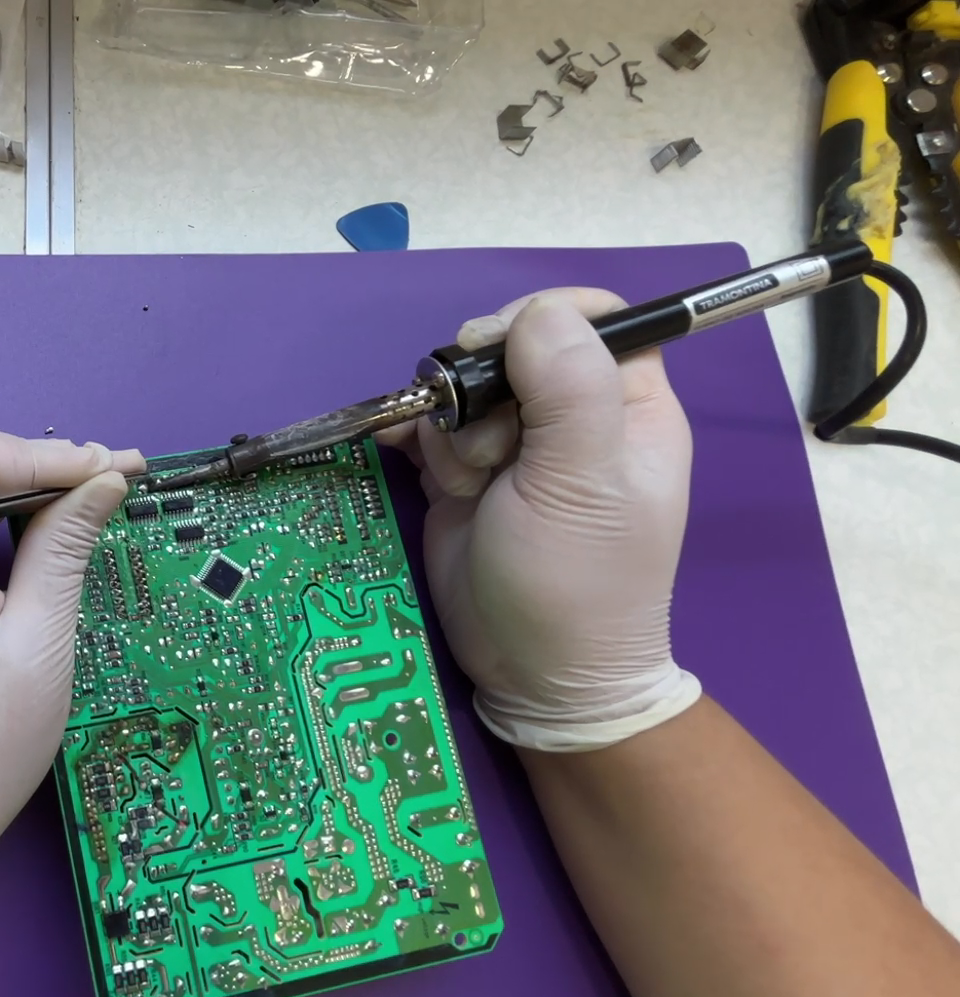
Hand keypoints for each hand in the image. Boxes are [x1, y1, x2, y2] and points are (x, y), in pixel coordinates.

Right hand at [378, 291, 701, 751]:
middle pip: (507, 355)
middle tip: (485, 448)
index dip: (536, 323)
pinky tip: (393, 446)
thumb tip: (535, 312)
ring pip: (459, 395)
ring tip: (461, 483)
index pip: (589, 323)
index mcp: (622, 408)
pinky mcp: (455, 479)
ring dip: (444, 428)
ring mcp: (505, 451)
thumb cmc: (574, 577)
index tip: (493, 353)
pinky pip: (424, 432)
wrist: (529, 667)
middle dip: (479, 389)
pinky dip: (406, 434)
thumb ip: (567, 391)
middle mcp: (564, 421)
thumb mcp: (581, 483)